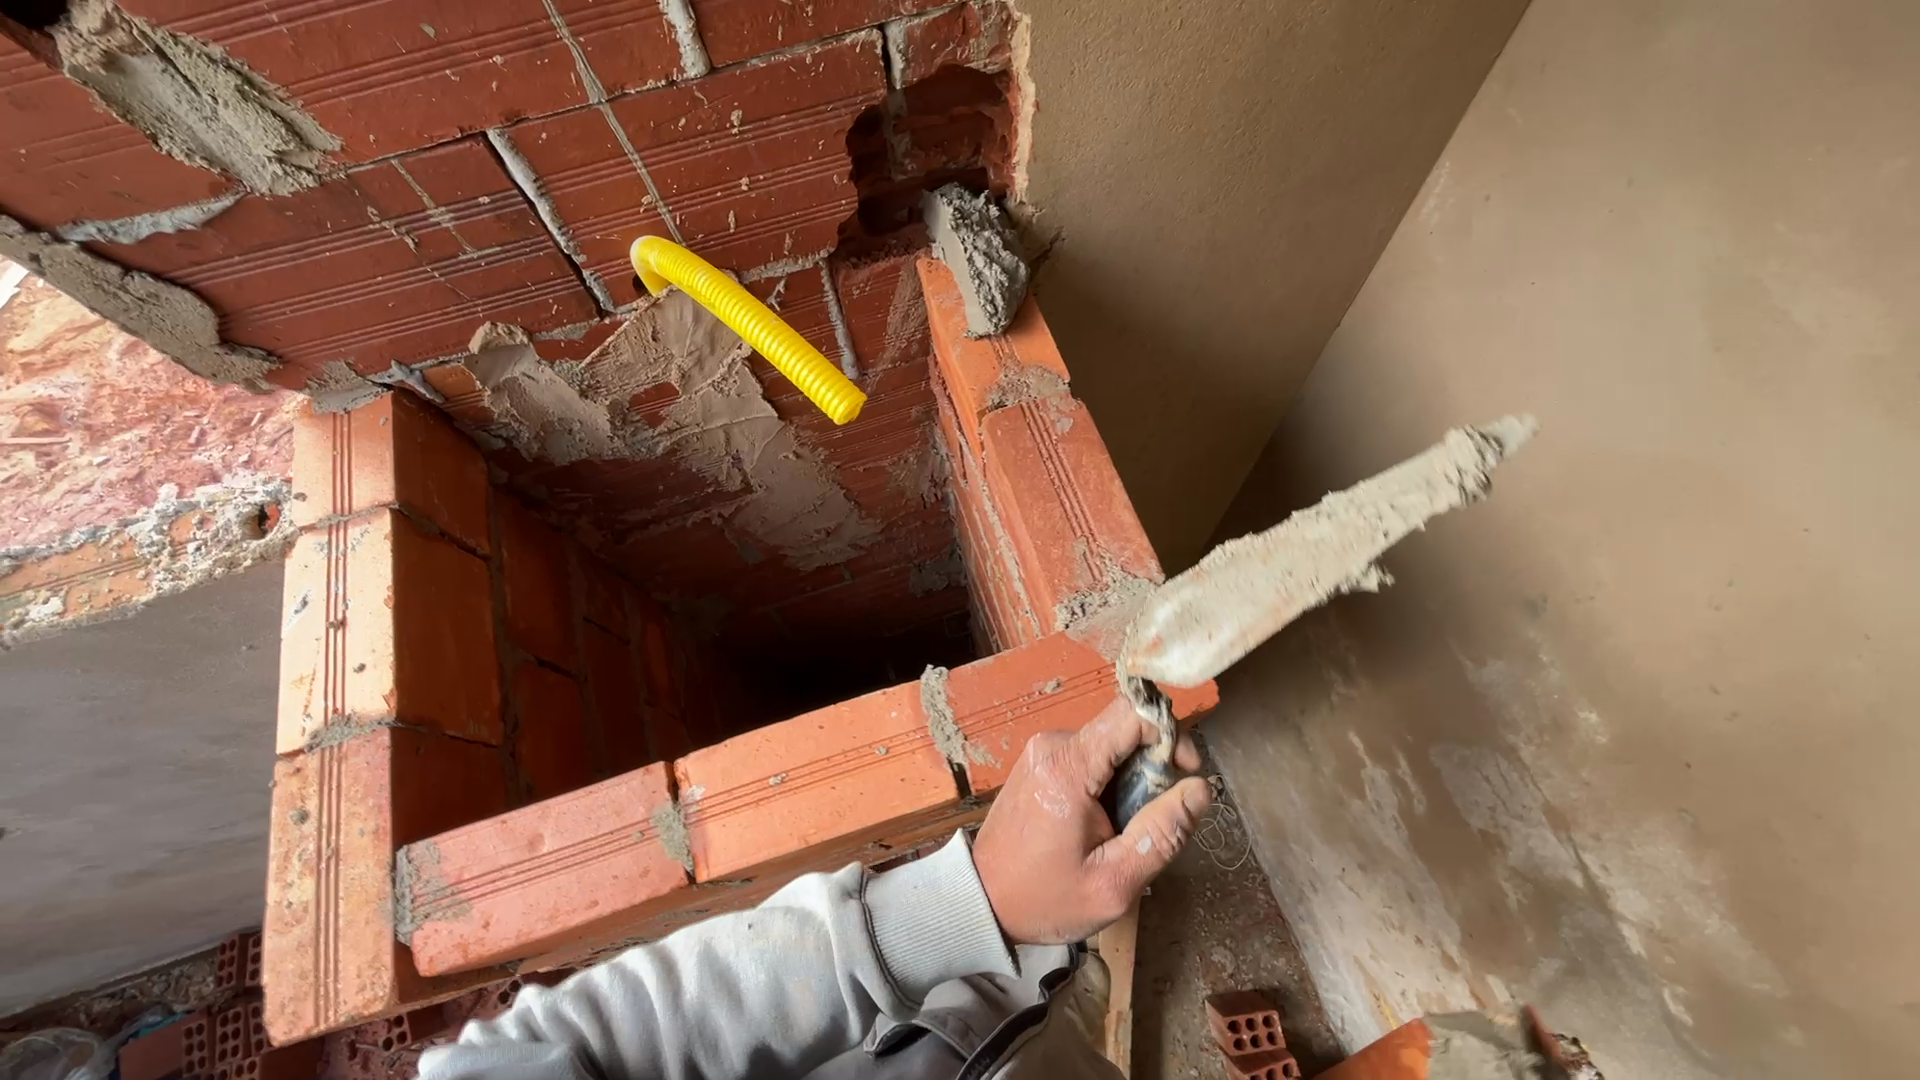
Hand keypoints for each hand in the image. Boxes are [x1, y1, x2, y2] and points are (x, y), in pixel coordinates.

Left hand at [971, 696, 1212, 943]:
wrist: (984, 900)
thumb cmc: (1046, 898)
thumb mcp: (1114, 884)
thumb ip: (1161, 834)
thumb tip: (1202, 788)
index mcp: (1068, 766)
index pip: (1131, 712)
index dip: (1169, 734)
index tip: (1184, 773)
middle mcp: (1053, 744)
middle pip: (1125, 729)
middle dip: (1153, 767)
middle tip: (1153, 818)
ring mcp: (1043, 750)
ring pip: (1112, 745)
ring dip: (1132, 779)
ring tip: (1123, 829)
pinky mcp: (1041, 760)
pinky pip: (1093, 756)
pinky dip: (1110, 782)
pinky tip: (1103, 822)